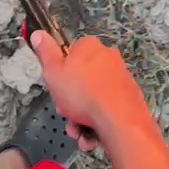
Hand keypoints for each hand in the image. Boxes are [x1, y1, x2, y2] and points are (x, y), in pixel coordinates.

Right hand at [29, 31, 150, 149]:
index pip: (70, 54)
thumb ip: (45, 52)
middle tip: (66, 110)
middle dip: (71, 99)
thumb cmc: (83, 94)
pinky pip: (107, 107)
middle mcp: (108, 57)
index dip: (61, 73)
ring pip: (94, 96)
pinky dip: (98, 121)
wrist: (120, 122)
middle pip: (82, 78)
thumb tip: (38, 34)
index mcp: (89, 46)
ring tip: (78, 129)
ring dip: (82, 115)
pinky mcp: (130, 96)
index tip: (57, 87)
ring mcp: (121, 77)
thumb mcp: (53, 72)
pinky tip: (90, 134)